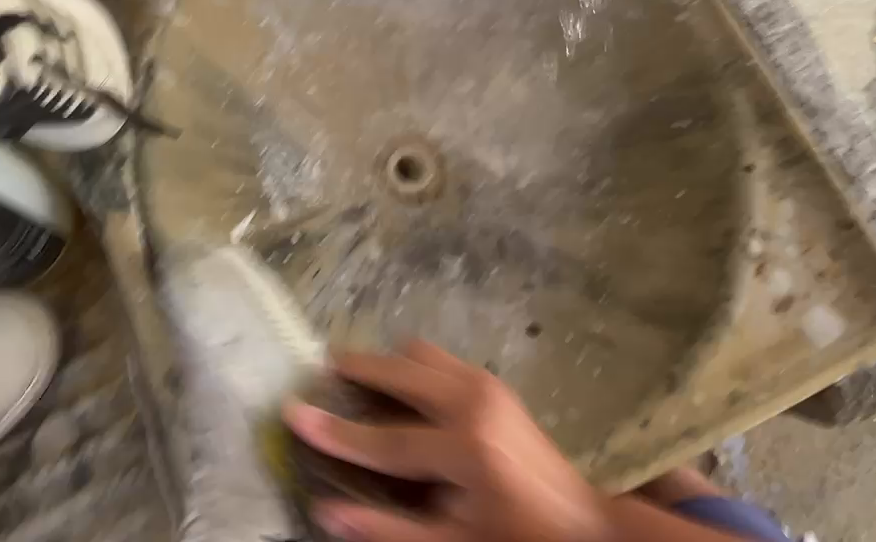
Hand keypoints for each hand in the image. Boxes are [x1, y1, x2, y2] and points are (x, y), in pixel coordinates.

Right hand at [282, 340, 613, 541]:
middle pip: (397, 371)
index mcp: (465, 449)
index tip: (292, 411)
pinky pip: (437, 357)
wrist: (582, 523)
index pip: (383, 440)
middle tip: (323, 374)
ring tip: (359, 381)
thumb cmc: (514, 537)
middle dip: (357, 369)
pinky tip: (400, 389)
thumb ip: (387, 529)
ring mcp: (485, 383)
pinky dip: (410, 364)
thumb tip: (326, 512)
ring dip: (385, 363)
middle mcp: (472, 401)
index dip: (334, 431)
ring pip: (417, 352)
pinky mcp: (492, 379)